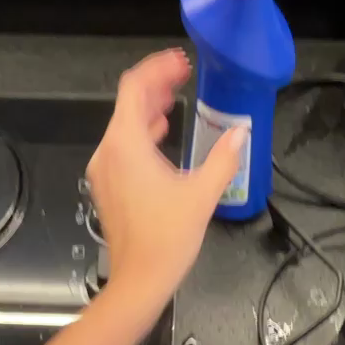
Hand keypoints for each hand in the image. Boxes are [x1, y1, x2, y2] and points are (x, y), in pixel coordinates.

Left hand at [86, 50, 244, 304]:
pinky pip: (122, 149)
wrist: (139, 281)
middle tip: (183, 76)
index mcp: (126, 145)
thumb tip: (240, 134)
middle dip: (156, 87)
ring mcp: (104, 172)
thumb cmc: (167, 239)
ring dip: (148, 111)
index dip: (158, 69)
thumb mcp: (202, 195)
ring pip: (123, 127)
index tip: (182, 63)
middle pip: (128, 105)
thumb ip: (223, 159)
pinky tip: (160, 138)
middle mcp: (108, 153)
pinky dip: (141, 135)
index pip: (134, 88)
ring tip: (175, 101)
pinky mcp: (107, 189)